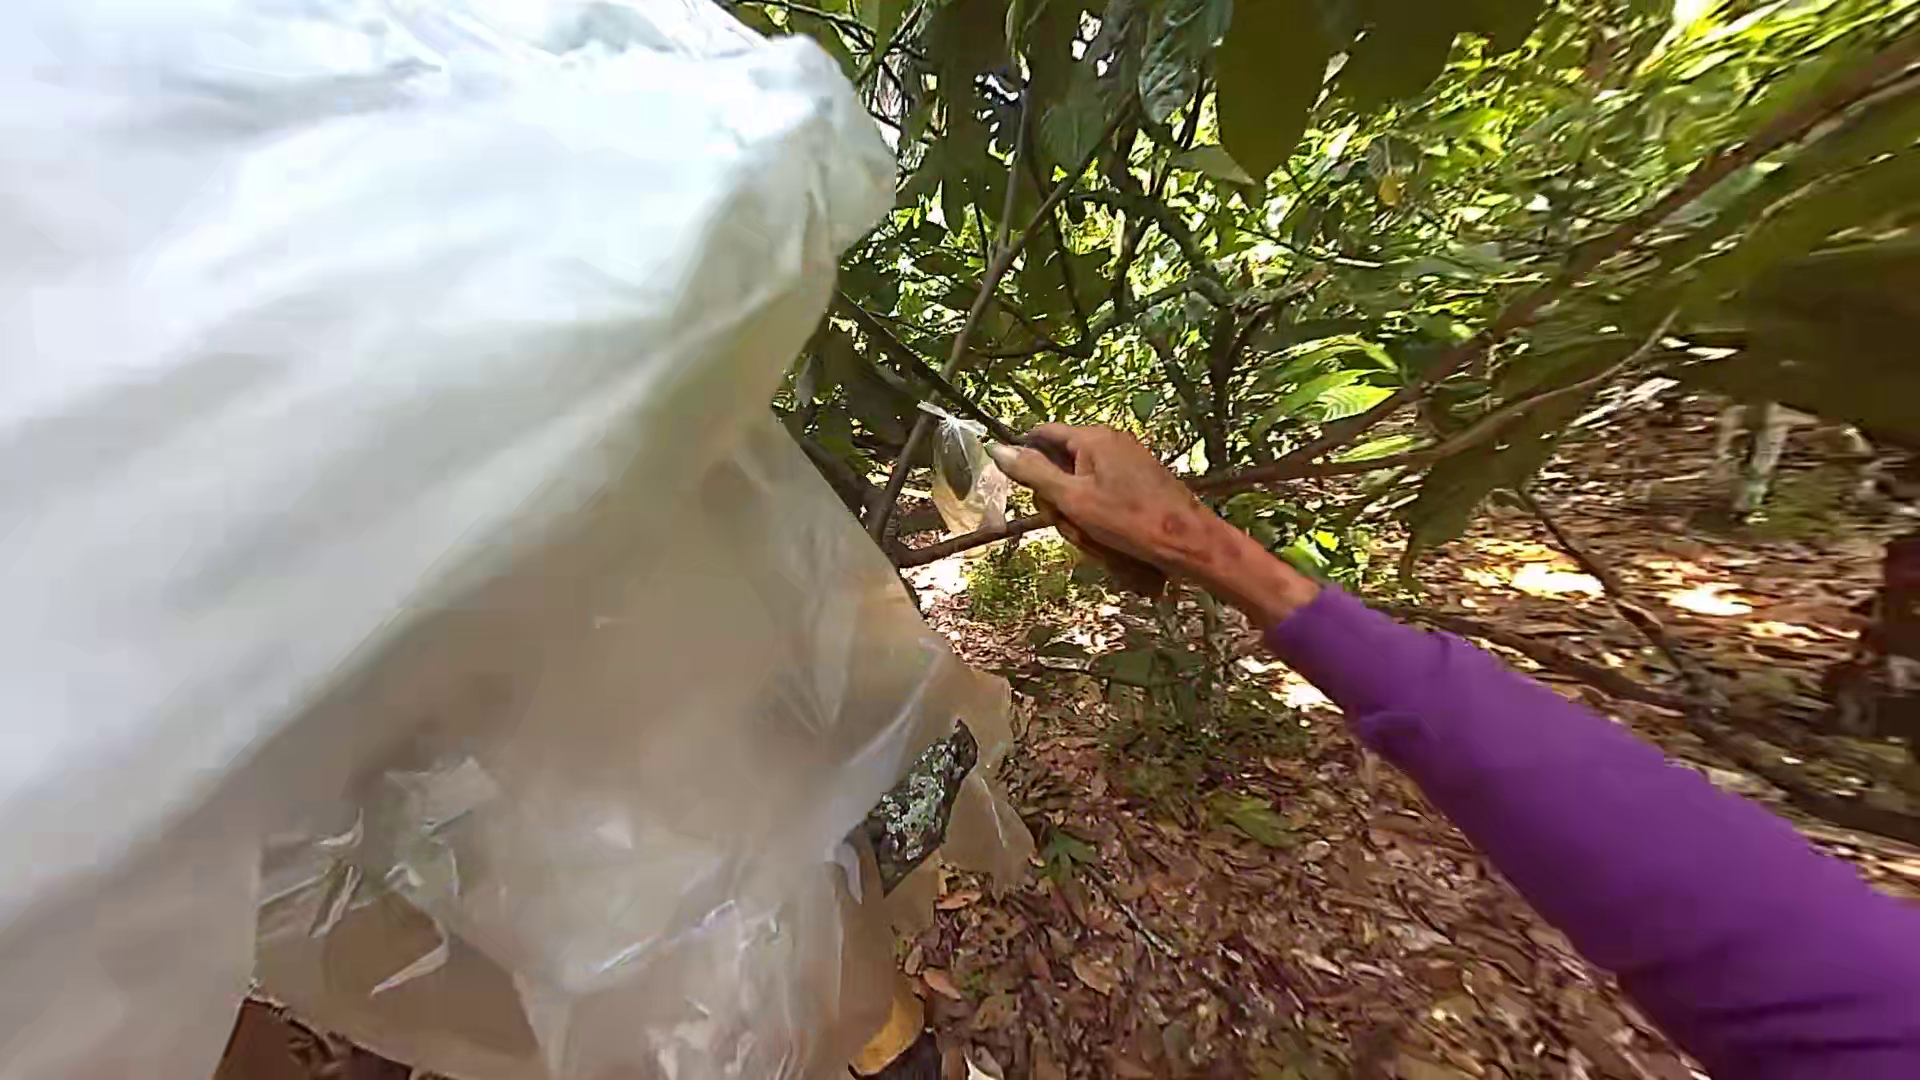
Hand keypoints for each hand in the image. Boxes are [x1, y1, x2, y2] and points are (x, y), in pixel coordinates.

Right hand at [987, 424, 1319, 622]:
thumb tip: (998, 449)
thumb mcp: (1072, 499)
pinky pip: (1100, 490)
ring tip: (1090, 533)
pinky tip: (1106, 534)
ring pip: (1079, 482)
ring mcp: (1126, 459)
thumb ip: (1033, 473)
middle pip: (1060, 462)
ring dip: (1075, 510)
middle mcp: (1109, 440)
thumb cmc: (1128, 520)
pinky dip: (1096, 512)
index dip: (1026, 459)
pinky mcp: (1138, 478)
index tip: (1027, 491)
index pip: (1042, 434)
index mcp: (1092, 437)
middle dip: (1056, 496)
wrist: (1187, 542)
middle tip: (1067, 521)